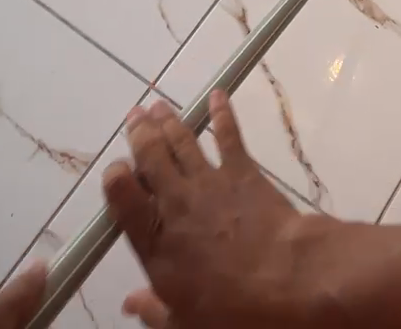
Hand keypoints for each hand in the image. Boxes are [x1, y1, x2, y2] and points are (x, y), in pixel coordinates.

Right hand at [103, 93, 337, 327]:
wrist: (285, 277)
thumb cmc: (233, 310)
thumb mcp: (184, 325)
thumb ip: (154, 311)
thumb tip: (129, 303)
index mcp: (156, 244)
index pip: (123, 202)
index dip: (116, 180)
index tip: (115, 168)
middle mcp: (176, 205)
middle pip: (152, 160)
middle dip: (140, 134)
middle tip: (135, 115)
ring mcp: (209, 182)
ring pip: (183, 142)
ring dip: (170, 121)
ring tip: (158, 105)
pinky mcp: (242, 170)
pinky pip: (229, 135)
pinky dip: (222, 113)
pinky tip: (217, 95)